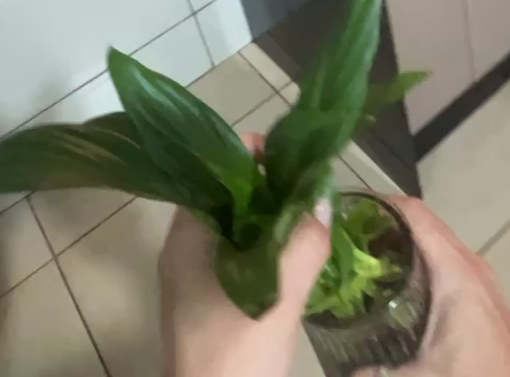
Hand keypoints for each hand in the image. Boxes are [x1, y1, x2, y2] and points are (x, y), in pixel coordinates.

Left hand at [158, 134, 330, 376]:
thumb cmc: (233, 355)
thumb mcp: (276, 296)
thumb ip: (302, 243)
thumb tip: (323, 199)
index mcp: (186, 237)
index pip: (214, 172)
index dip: (249, 155)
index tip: (288, 154)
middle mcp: (186, 250)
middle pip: (229, 198)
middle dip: (269, 187)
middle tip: (309, 184)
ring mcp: (197, 280)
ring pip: (239, 230)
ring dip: (273, 219)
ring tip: (311, 213)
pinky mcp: (212, 305)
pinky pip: (243, 258)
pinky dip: (269, 249)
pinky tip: (299, 255)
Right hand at [365, 197, 509, 376]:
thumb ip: (374, 371)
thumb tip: (343, 369)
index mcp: (456, 272)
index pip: (417, 215)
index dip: (384, 204)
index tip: (353, 208)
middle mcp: (472, 266)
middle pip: (427, 225)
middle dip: (390, 225)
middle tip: (353, 237)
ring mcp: (483, 281)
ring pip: (440, 244)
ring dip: (409, 243)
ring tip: (373, 258)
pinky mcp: (487, 298)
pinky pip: (451, 262)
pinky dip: (427, 261)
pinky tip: (406, 284)